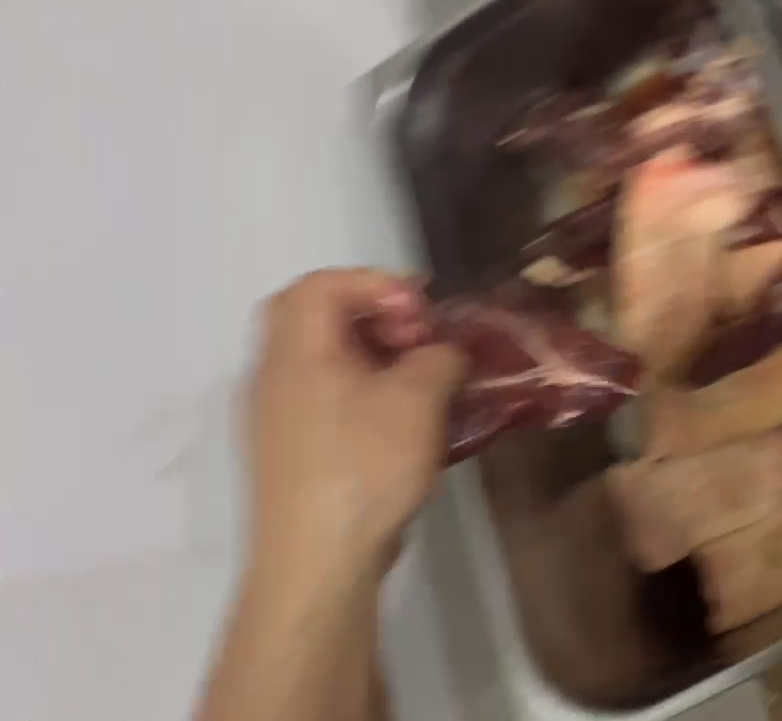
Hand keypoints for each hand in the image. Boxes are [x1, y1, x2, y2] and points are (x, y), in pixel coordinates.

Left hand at [245, 269, 466, 581]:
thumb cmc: (366, 464)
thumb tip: (442, 354)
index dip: (376, 284)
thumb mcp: (421, 396)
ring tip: (427, 377)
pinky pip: (332, 390)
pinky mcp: (298, 445)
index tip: (419, 319)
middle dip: (379, 313)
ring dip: (381, 351)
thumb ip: (440, 356)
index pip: (320, 285)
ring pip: (327, 354)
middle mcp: (277, 377)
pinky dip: (372, 384)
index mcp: (296, 355)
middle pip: (317, 314)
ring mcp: (282, 414)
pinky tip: (410, 414)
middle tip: (421, 339)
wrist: (318, 561)